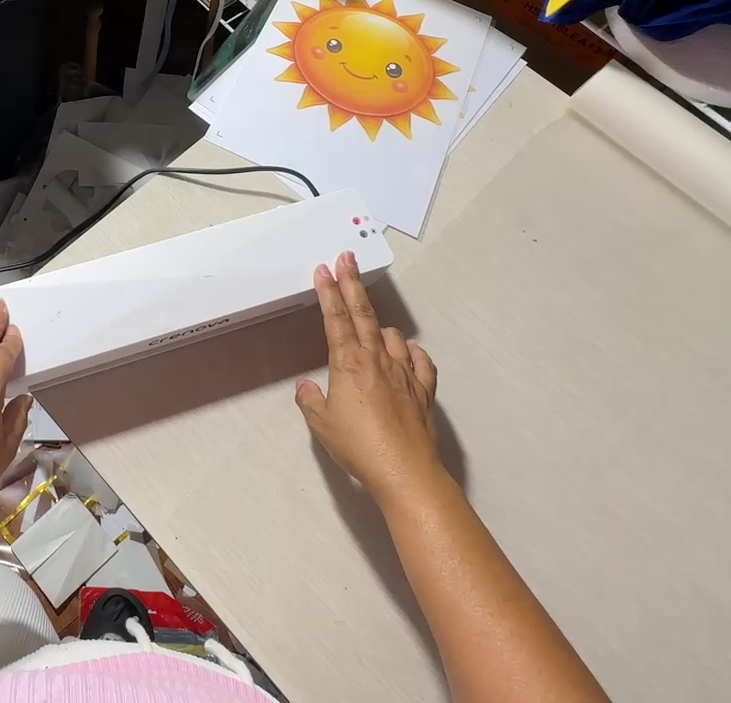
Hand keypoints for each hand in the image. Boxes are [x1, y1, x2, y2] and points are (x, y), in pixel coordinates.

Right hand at [296, 252, 445, 503]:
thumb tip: (307, 388)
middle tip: (347, 258)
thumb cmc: (358, 445)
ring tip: (370, 326)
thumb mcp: (321, 424)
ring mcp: (404, 373)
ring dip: (379, 326)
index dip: (329, 291)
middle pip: (363, 314)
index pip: (335, 318)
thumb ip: (311, 401)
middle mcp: (376, 360)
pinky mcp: (423, 391)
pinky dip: (410, 352)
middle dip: (352, 284)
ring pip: (391, 335)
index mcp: (348, 363)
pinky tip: (406, 351)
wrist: (405, 472)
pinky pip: (419, 361)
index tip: (324, 268)